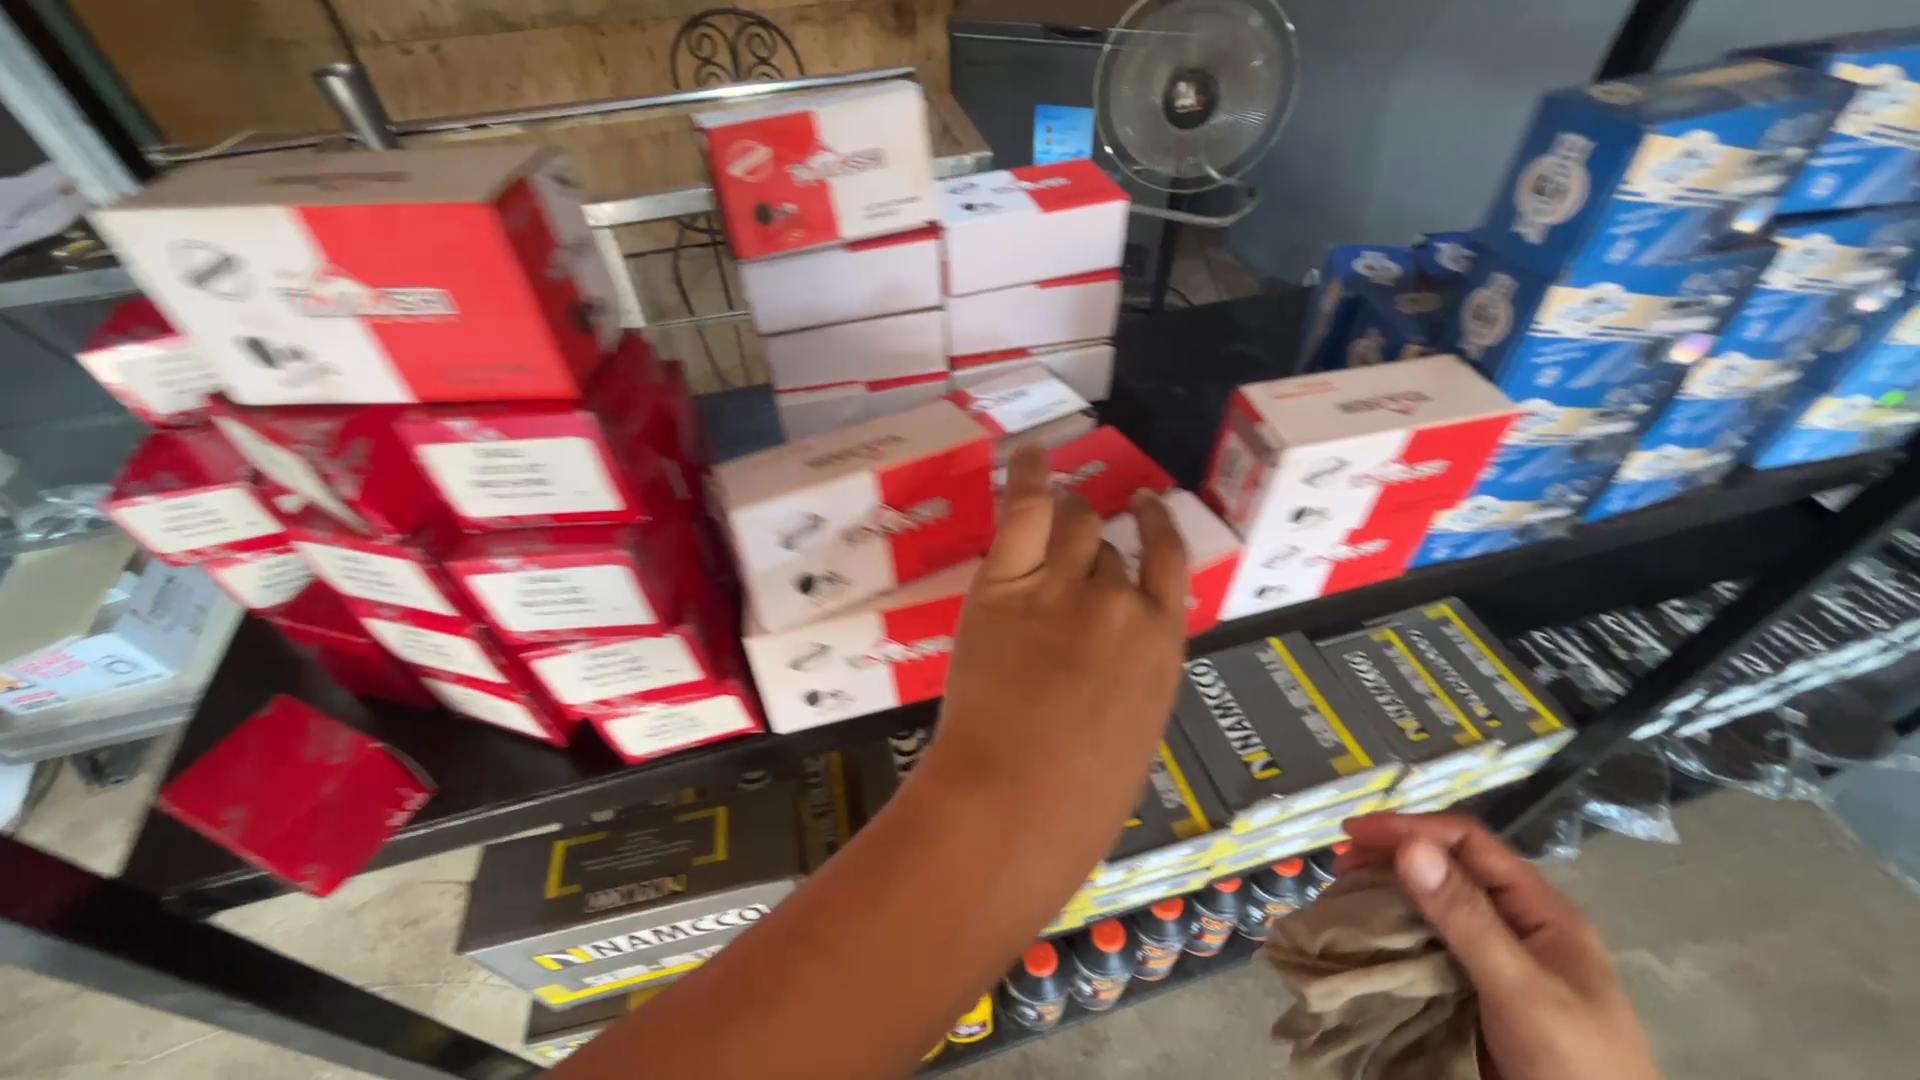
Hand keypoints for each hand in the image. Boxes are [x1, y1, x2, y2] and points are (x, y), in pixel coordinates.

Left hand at [924, 443, 1189, 818]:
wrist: (1016, 802)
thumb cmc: (1078, 795)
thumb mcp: (1131, 729)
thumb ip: (1130, 673)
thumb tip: (1113, 651)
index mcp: (1163, 643)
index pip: (1169, 563)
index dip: (1156, 527)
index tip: (1148, 508)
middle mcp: (1121, 601)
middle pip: (1108, 547)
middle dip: (1091, 543)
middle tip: (1072, 541)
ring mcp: (1063, 587)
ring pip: (1075, 524)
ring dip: (1068, 512)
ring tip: (1056, 500)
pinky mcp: (1007, 585)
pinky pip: (1026, 511)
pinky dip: (1030, 474)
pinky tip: (1031, 452)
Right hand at [1341, 813, 1661, 1079]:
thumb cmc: (1574, 1064)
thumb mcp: (1521, 990)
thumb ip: (1467, 918)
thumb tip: (1409, 845)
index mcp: (1540, 910)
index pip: (1468, 842)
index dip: (1410, 828)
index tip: (1353, 834)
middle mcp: (1516, 924)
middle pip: (1448, 866)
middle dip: (1391, 856)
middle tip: (1340, 866)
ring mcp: (1496, 958)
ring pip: (1433, 904)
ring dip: (1388, 891)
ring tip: (1343, 894)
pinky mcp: (1474, 989)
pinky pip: (1428, 943)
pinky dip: (1393, 929)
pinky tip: (1366, 934)